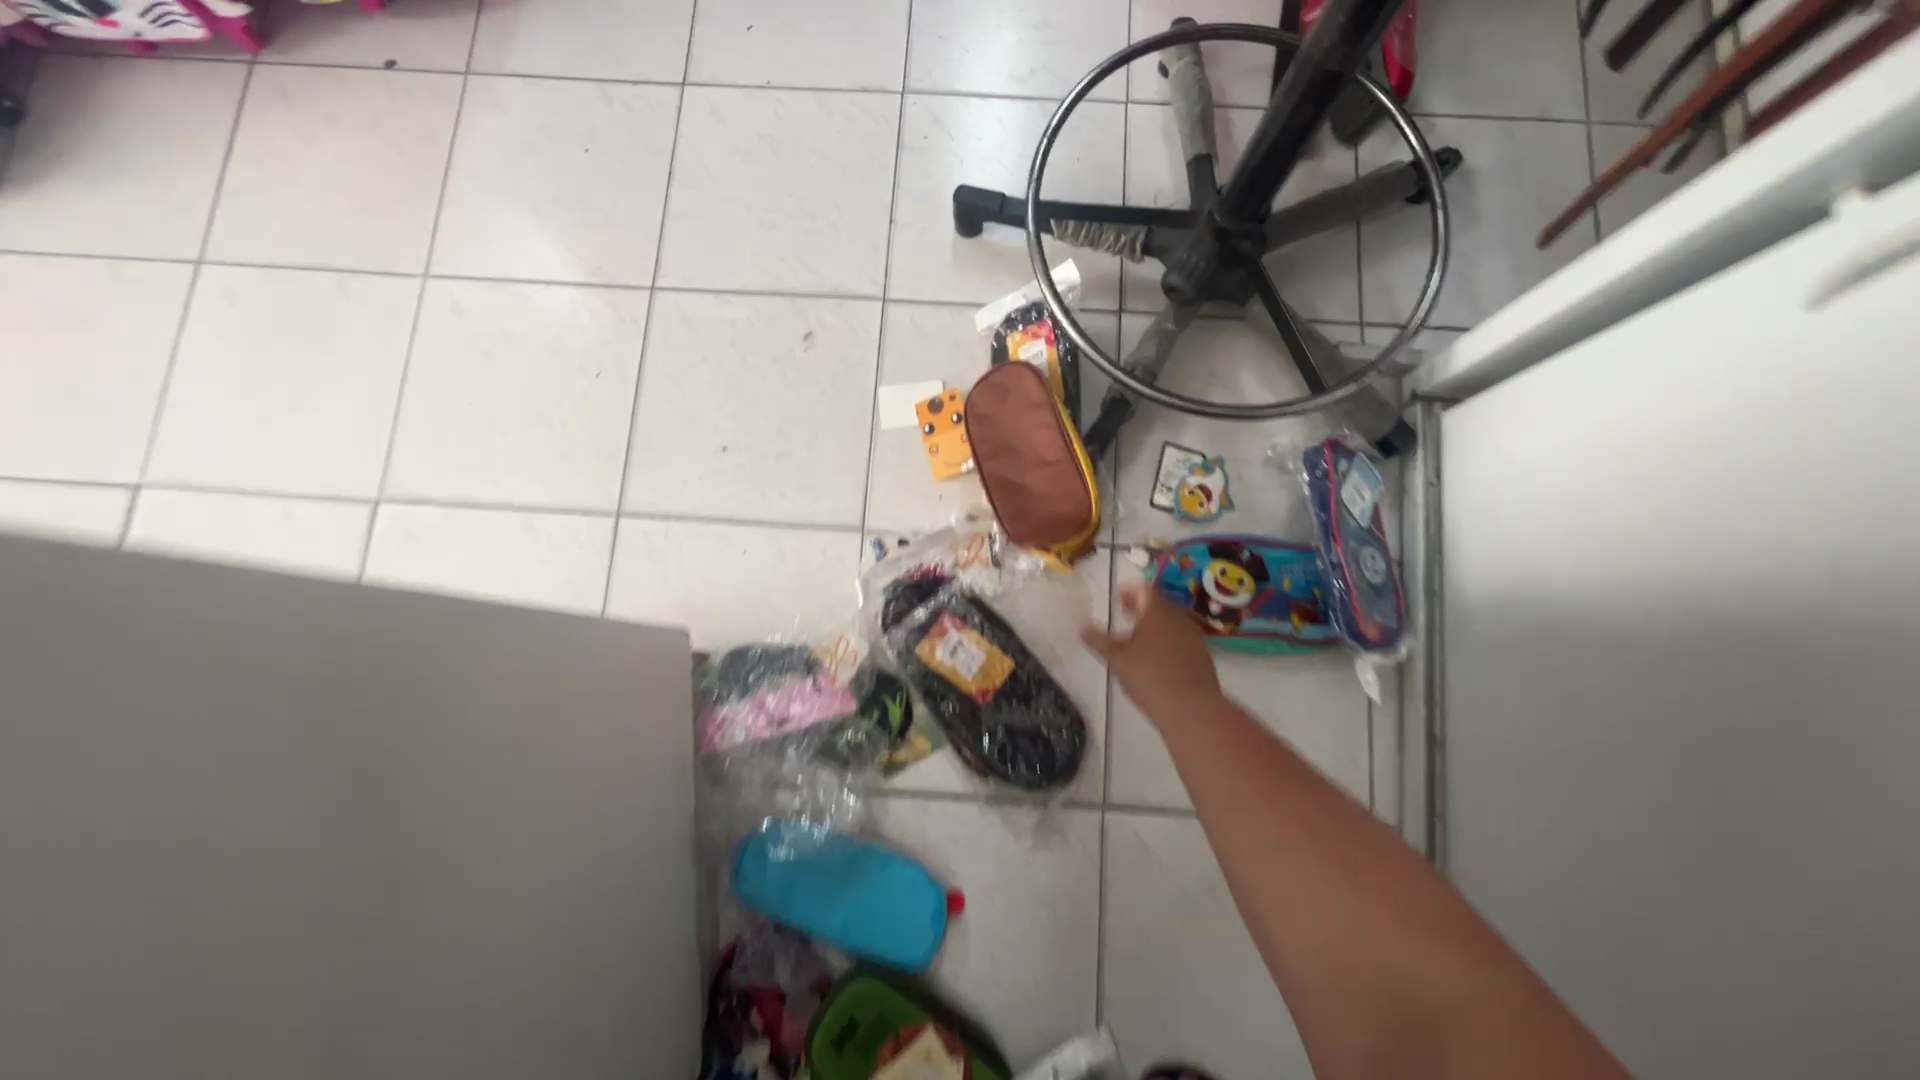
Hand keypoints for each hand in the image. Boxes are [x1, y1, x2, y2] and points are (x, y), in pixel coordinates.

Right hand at [1082, 582, 1222, 722]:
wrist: (1191, 707)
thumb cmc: (1149, 676)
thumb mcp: (1116, 659)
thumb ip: (1099, 641)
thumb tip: (1083, 628)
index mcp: (1157, 612)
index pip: (1144, 589)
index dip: (1130, 590)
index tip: (1118, 598)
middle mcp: (1178, 618)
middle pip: (1159, 604)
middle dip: (1141, 607)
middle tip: (1126, 614)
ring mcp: (1194, 636)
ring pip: (1172, 622)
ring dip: (1155, 625)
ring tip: (1139, 639)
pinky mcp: (1202, 655)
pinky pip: (1182, 639)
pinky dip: (1168, 640)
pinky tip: (1158, 659)